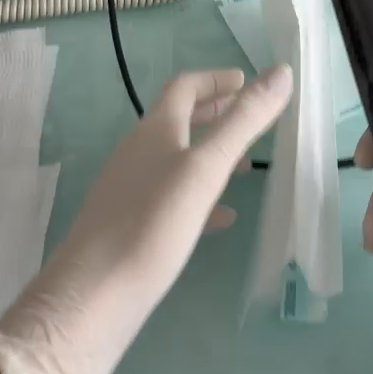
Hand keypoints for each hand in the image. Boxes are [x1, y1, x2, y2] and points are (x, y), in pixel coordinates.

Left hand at [0, 66, 292, 373]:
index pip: (185, 86)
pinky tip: (223, 219)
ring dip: (210, 153)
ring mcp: (131, 189)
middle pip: (179, 119)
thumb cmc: (151, 225)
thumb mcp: (205, 168)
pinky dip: (201, 195)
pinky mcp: (131, 225)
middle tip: (250, 117)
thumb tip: (282, 72)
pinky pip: (172, 197)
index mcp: (155, 130)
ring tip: (248, 167)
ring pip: (177, 158)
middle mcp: (139, 151)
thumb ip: (243, 121)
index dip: (216, 79)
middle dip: (215, 113)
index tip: (248, 82)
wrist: (90, 301)